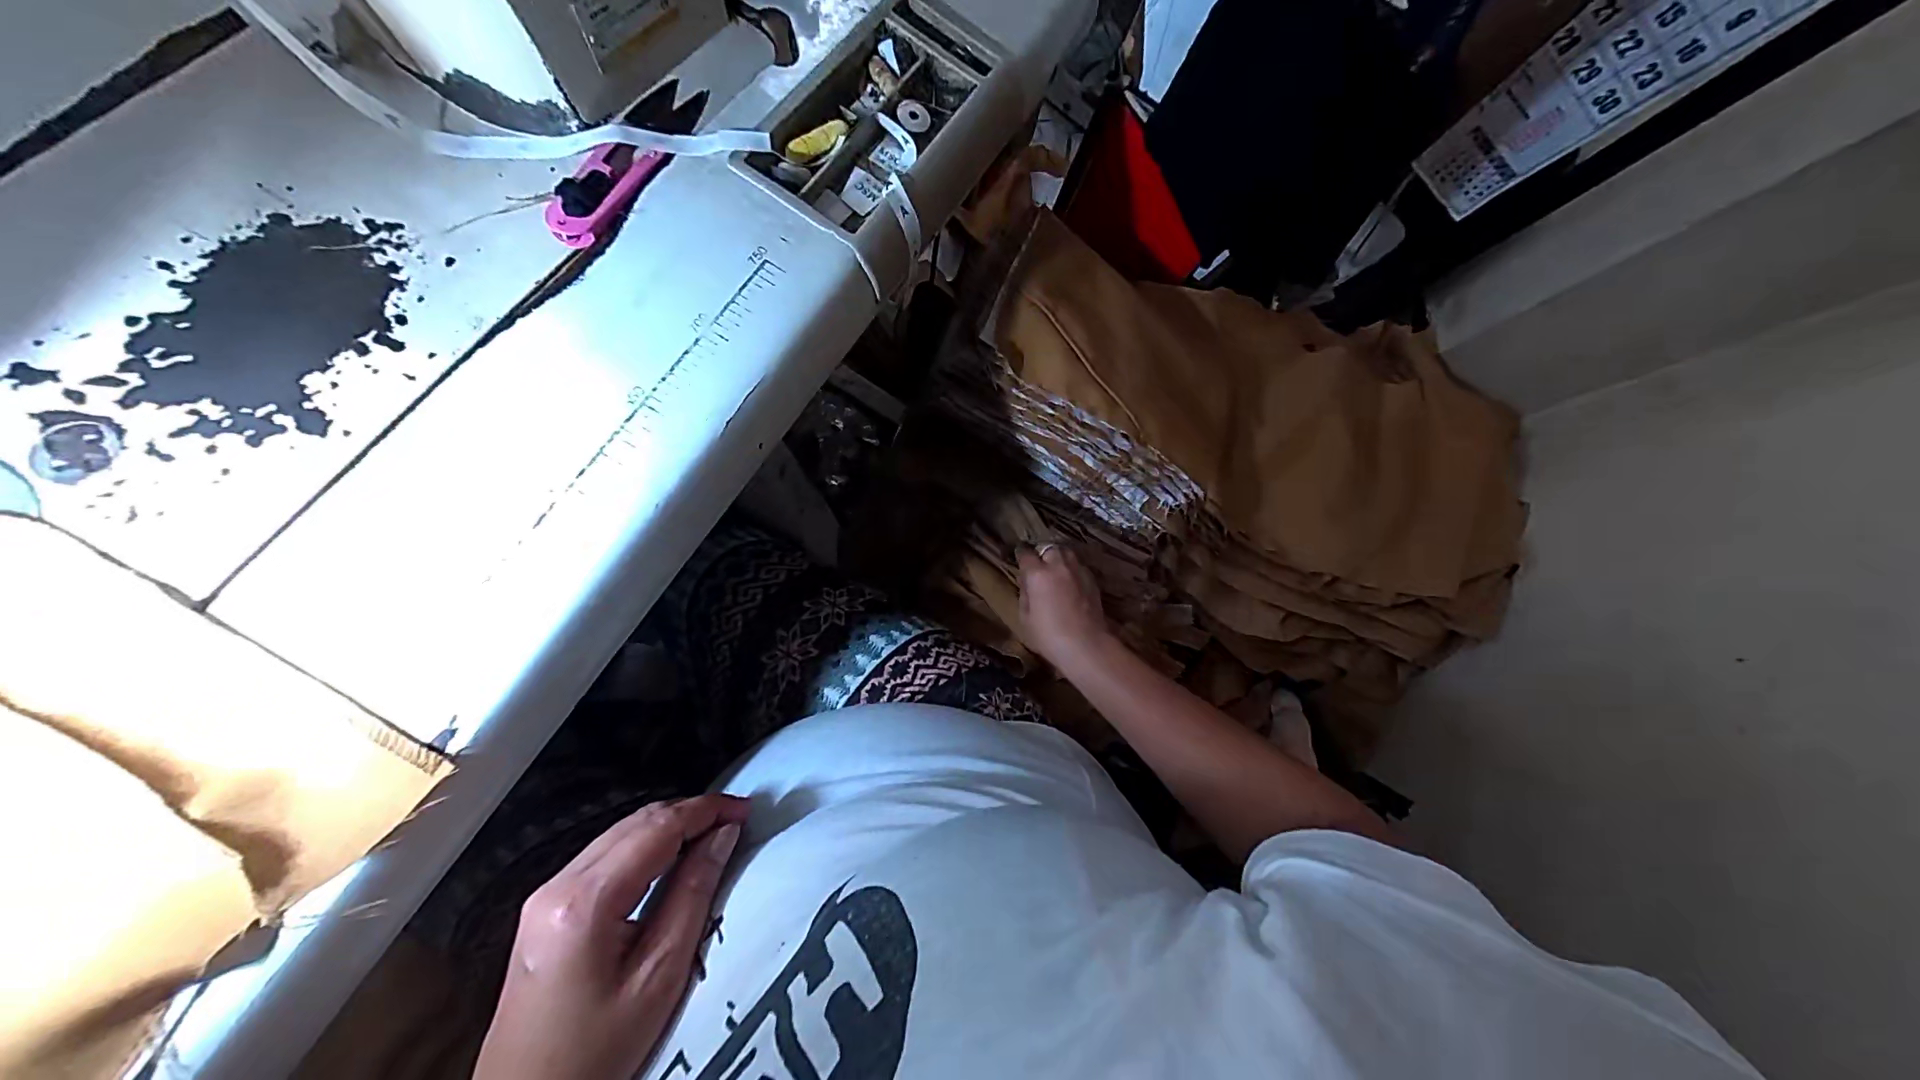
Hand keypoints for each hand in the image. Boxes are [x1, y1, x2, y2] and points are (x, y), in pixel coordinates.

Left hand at [474, 795, 749, 1079]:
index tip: (743, 810)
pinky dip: (646, 843)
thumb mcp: (660, 975)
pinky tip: (672, 854)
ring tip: (712, 833)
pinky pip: (605, 853)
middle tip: (735, 817)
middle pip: (636, 822)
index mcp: (585, 902)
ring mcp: (545, 896)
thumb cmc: (592, 1055)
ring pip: (620, 832)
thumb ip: (694, 895)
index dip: (706, 810)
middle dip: (691, 811)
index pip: (656, 828)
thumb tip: (721, 839)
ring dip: (669, 824)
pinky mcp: (546, 909)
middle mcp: (557, 887)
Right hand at [1016, 543, 1111, 666]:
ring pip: (1067, 553)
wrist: (1086, 645)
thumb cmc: (1049, 635)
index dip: (1021, 554)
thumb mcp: (1025, 618)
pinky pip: (1079, 567)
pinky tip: (1070, 582)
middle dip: (1042, 553)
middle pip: (1049, 548)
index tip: (1019, 557)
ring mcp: (1078, 571)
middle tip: (1039, 566)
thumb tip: (1027, 583)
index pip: (1026, 554)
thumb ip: (1024, 594)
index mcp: (1038, 574)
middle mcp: (1058, 566)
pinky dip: (1072, 570)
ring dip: (1059, 558)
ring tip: (1055, 570)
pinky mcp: (1093, 581)